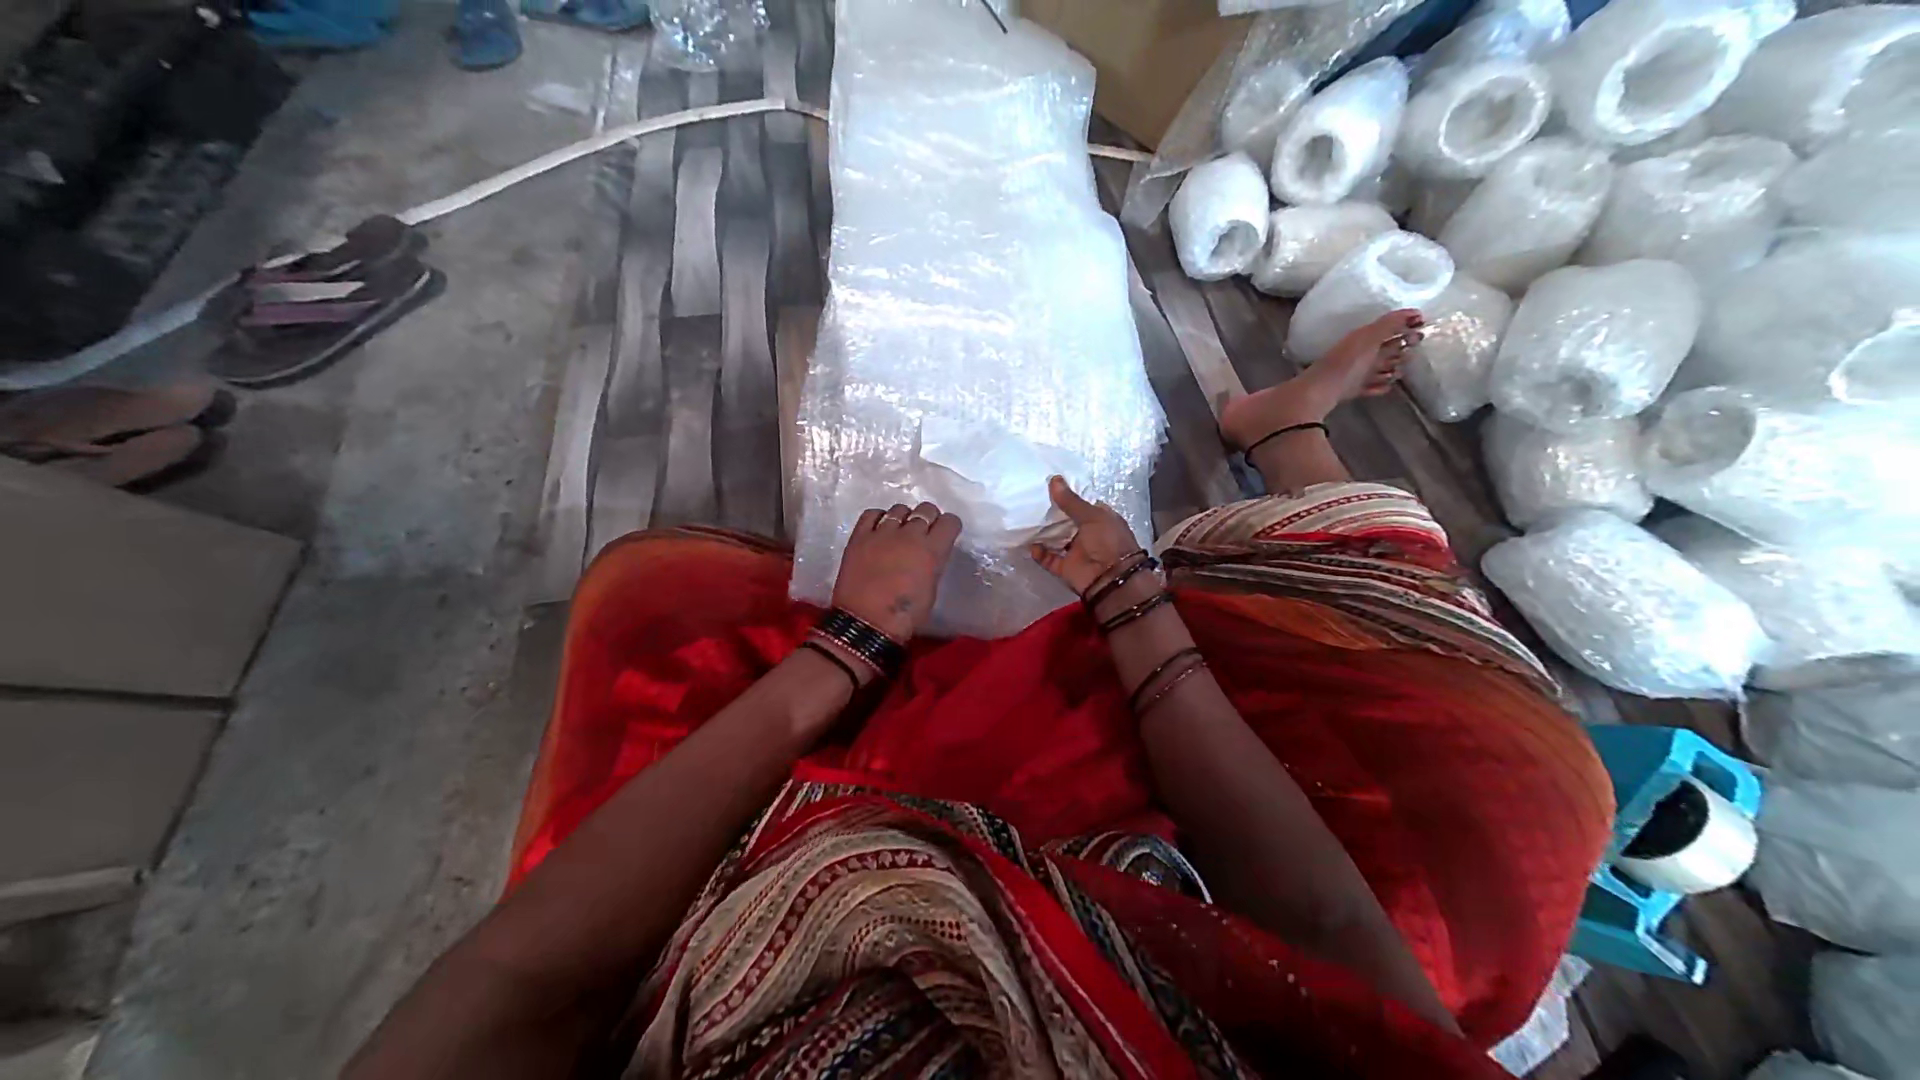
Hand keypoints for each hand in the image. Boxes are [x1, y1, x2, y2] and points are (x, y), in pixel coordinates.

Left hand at [831, 501, 961, 641]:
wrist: (867, 622)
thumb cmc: (905, 615)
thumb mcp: (931, 588)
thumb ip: (932, 564)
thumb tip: (928, 556)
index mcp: (932, 550)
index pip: (950, 522)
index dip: (949, 526)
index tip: (946, 533)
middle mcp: (910, 534)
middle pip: (926, 510)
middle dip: (929, 518)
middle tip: (924, 532)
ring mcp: (883, 533)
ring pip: (899, 509)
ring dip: (904, 518)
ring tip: (900, 531)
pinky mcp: (860, 536)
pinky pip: (872, 514)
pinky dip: (879, 518)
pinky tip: (879, 529)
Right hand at [1027, 476, 1145, 596]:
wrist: (1110, 579)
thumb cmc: (1108, 541)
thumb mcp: (1092, 516)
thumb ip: (1071, 501)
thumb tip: (1054, 480)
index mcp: (1101, 520)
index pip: (1083, 506)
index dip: (1069, 497)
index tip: (1050, 488)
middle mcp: (1088, 535)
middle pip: (1067, 522)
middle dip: (1053, 514)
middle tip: (1033, 501)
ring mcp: (1077, 552)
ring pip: (1056, 540)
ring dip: (1044, 532)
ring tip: (1027, 519)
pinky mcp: (1066, 567)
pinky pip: (1049, 559)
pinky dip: (1040, 553)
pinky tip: (1031, 544)